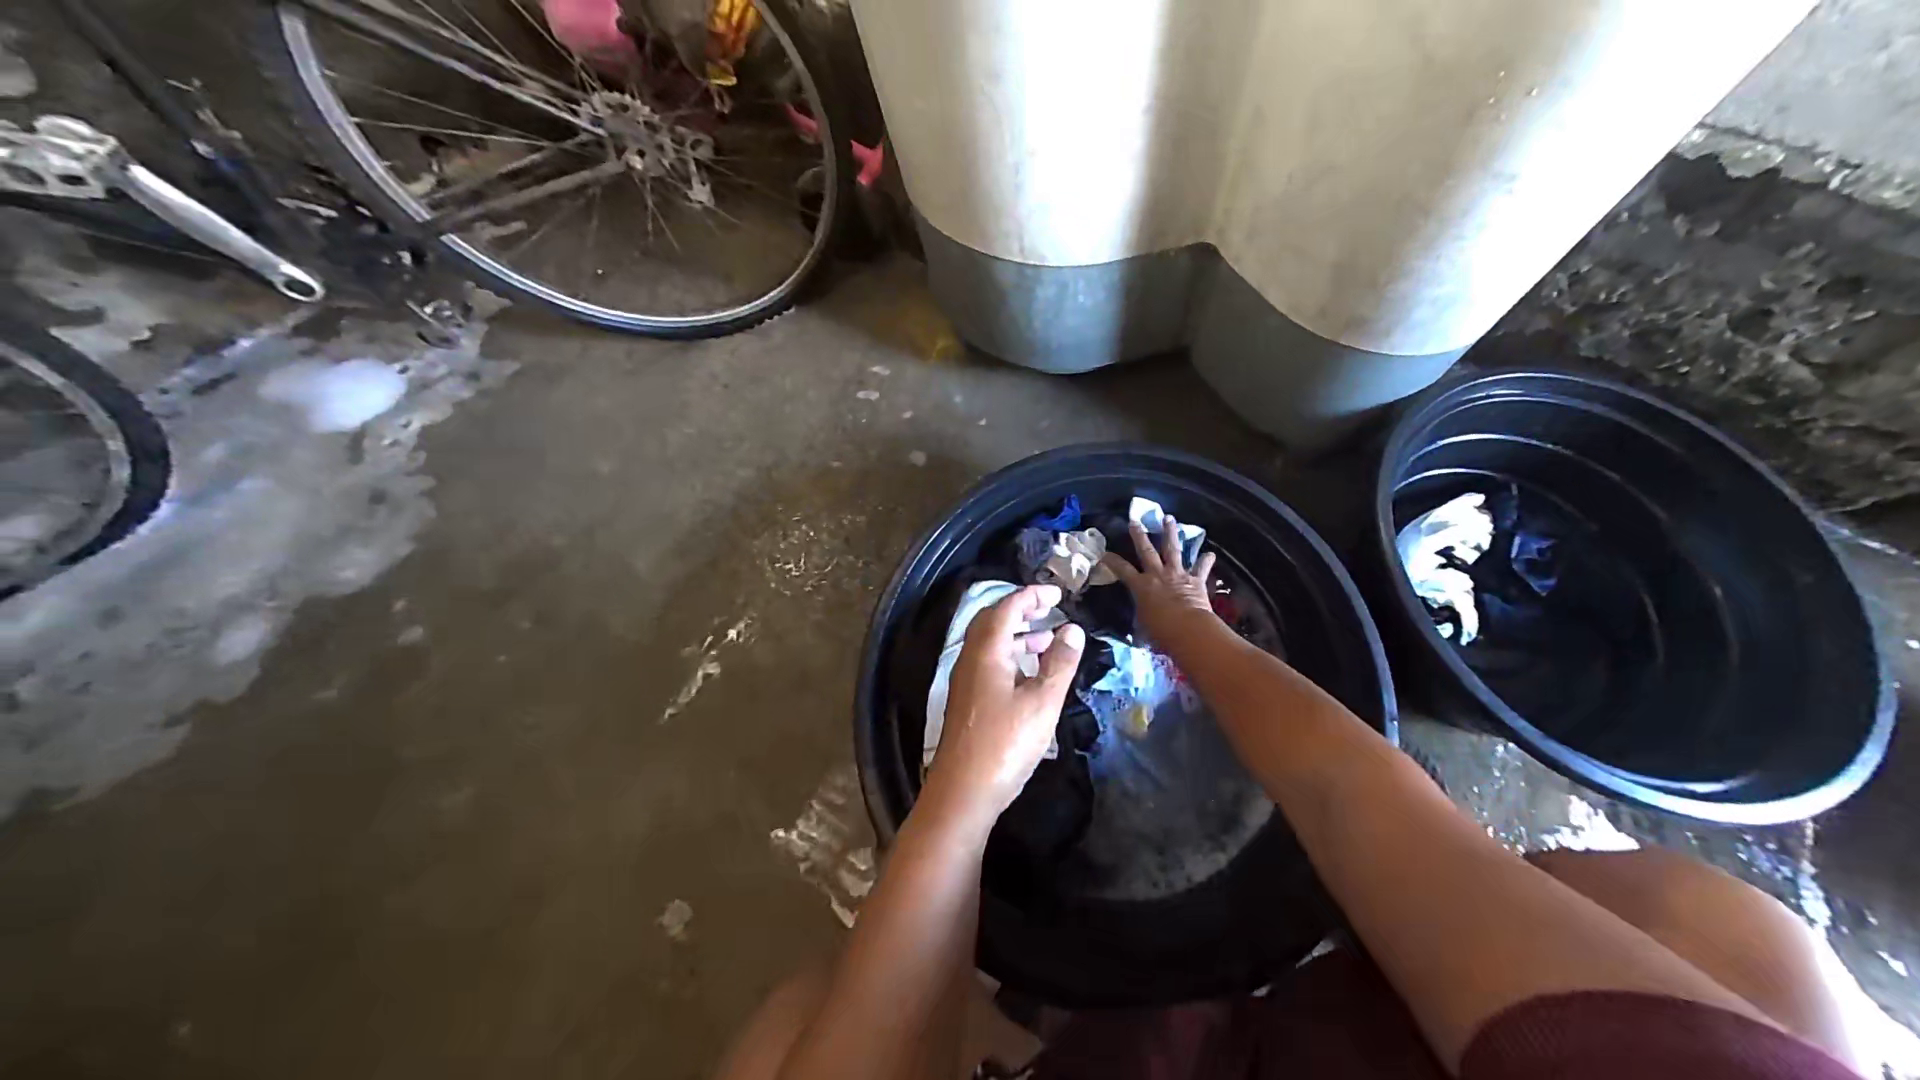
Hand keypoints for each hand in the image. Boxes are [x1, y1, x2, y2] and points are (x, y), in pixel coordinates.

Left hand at [926, 584, 1085, 827]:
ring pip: (990, 644)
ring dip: (1018, 635)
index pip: (1007, 608)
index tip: (1057, 592)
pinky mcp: (967, 701)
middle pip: (993, 621)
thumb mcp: (1042, 702)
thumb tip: (1073, 629)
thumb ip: (1059, 663)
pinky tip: (1030, 675)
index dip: (1031, 596)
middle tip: (1050, 608)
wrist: (963, 791)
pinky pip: (989, 663)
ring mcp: (965, 681)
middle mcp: (970, 659)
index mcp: (986, 652)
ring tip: (1048, 640)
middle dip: (1022, 610)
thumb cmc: (1005, 743)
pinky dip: (1011, 656)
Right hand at [1101, 517, 1219, 641]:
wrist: (1188, 629)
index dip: (1112, 561)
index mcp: (1141, 586)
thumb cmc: (1161, 631)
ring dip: (1170, 533)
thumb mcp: (1143, 627)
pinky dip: (1206, 561)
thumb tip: (1140, 633)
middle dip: (1139, 536)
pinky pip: (1201, 568)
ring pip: (1172, 549)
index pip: (1122, 570)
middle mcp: (1157, 575)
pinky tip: (1210, 554)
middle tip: (1134, 522)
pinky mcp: (1196, 580)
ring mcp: (1177, 575)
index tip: (1104, 553)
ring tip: (1169, 518)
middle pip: (1146, 551)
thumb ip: (1142, 621)